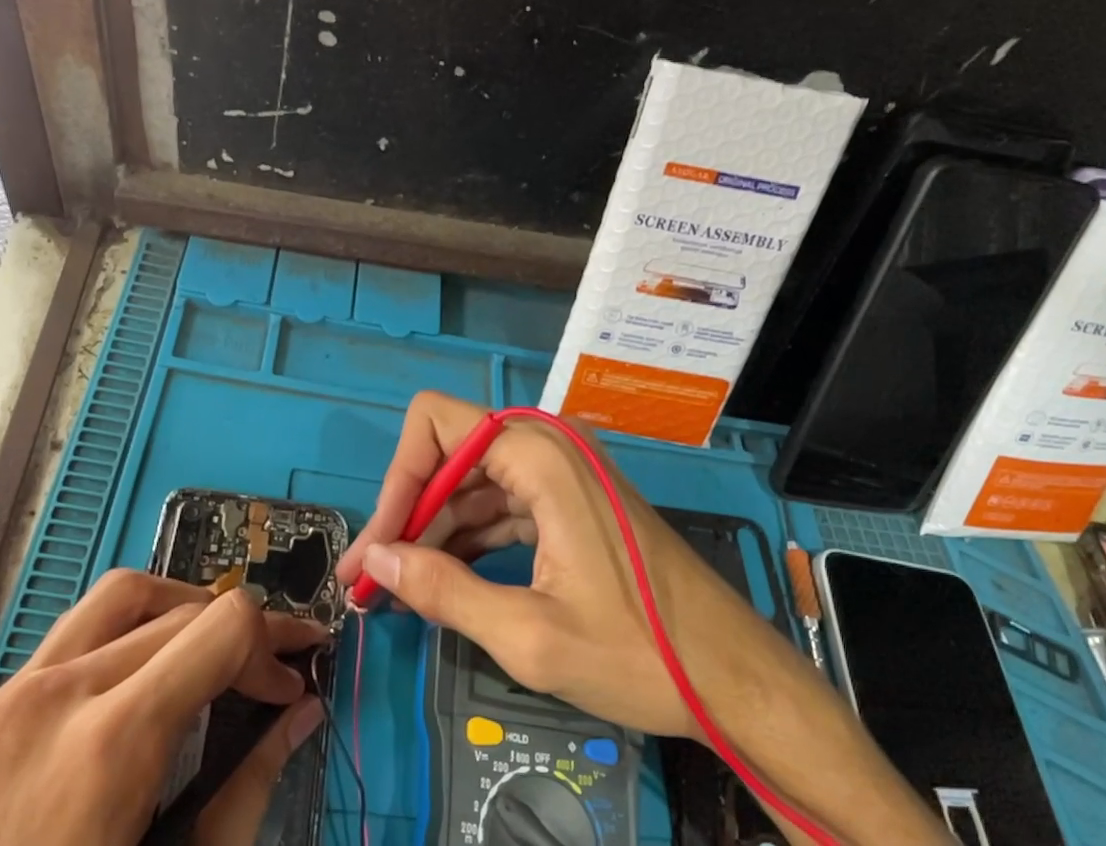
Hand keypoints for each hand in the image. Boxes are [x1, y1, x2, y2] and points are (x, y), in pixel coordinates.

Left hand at [0, 570, 327, 845]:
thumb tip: (301, 715)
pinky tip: (151, 668)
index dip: (271, 648)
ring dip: (184, 608)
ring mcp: (20, 690)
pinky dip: (131, 626)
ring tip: (216, 649)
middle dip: (243, 632)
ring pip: (125, 592)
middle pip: (183, 608)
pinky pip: (80, 626)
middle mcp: (62, 693)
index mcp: (112, 741)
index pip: (220, 629)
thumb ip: (251, 784)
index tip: (288, 690)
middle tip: (272, 671)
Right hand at [337, 392, 749, 737]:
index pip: (436, 426)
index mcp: (541, 457)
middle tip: (371, 581)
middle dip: (407, 514)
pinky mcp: (574, 503)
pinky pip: (502, 504)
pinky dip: (468, 539)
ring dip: (432, 531)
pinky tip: (442, 581)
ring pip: (473, 482)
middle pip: (450, 454)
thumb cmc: (640, 653)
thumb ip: (443, 591)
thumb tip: (376, 563)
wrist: (734, 678)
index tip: (378, 550)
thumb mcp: (530, 635)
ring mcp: (566, 475)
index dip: (396, 483)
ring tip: (395, 589)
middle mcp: (551, 448)